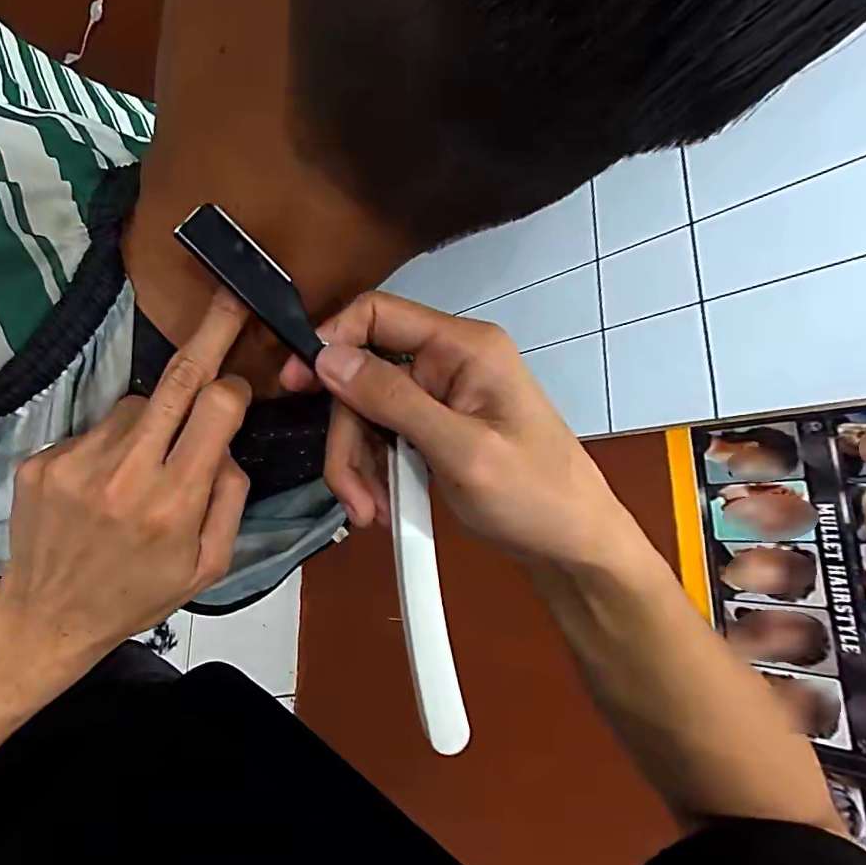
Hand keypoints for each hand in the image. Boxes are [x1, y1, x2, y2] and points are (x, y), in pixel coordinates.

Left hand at [0, 293, 253, 671]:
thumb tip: (226, 443)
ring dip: (150, 419)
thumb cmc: (137, 595)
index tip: (235, 389)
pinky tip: (100, 482)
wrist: (48, 616)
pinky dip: (109, 443)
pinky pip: (95, 428)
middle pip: (176, 379)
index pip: (216, 408)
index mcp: (174, 502)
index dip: (234, 389)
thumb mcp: (206, 567)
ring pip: (134, 404)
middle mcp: (126, 474)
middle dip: (211, 331)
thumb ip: (230, 500)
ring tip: (137, 469)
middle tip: (229, 295)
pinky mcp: (43, 459)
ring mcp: (78, 462)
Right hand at [279, 291, 634, 568]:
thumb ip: (392, 401)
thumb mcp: (461, 450)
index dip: (330, 342)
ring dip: (358, 466)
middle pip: (361, 380)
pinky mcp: (428, 430)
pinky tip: (383, 506)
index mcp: (463, 348)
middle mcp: (445, 365)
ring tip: (373, 510)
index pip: (378, 316)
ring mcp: (436, 399)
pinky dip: (372, 475)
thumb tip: (327, 359)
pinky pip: (379, 441)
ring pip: (364, 417)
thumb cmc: (536, 497)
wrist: (569, 548)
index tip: (296, 383)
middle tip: (353, 492)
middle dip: (349, 439)